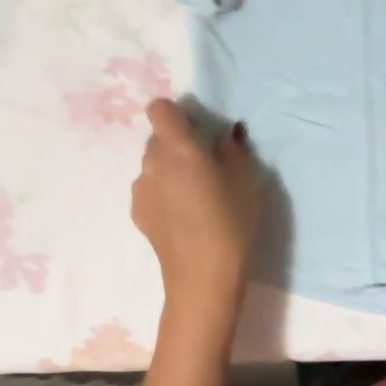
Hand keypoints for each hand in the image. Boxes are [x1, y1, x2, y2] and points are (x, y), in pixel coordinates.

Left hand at [131, 100, 262, 310]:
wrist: (203, 277)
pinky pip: (149, 190)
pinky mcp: (138, 213)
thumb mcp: (247, 183)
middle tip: (206, 166)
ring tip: (195, 196)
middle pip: (158, 138)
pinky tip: (183, 217)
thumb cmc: (231, 224)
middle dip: (177, 144)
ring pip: (152, 165)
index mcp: (179, 147)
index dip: (178, 114)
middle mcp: (152, 162)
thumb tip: (226, 134)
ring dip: (169, 170)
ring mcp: (141, 189)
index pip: (160, 108)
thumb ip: (234, 151)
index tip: (200, 131)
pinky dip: (162, 193)